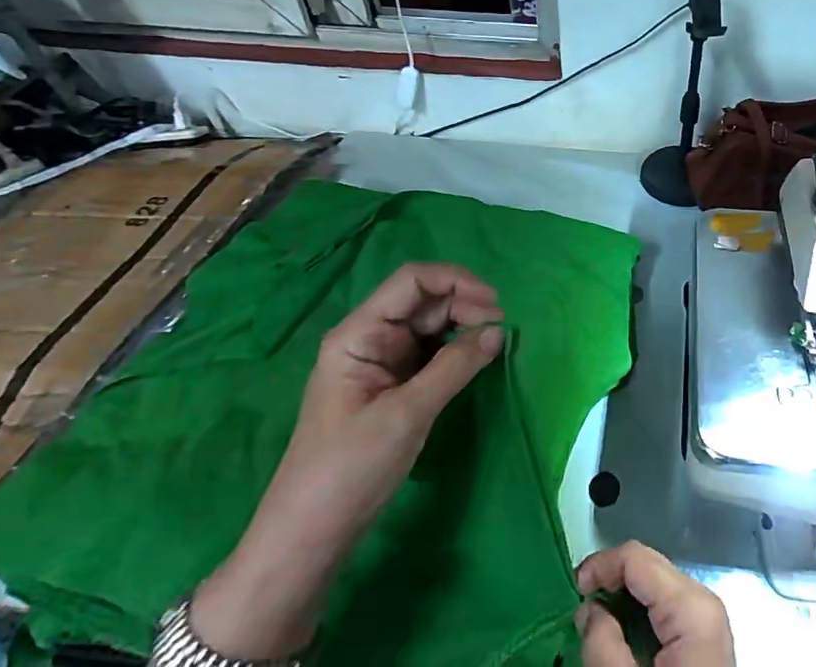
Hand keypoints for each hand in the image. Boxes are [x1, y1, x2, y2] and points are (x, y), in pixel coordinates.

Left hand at [191, 263, 503, 658]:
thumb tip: (499, 331)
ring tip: (498, 343)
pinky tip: (479, 359)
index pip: (412, 281)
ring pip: (432, 326)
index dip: (457, 281)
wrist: (310, 534)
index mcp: (359, 333)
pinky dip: (458, 351)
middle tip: (504, 331)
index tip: (495, 304)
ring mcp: (382, 362)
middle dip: (467, 305)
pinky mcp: (393, 386)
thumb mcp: (407, 415)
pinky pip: (431, 354)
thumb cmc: (350, 469)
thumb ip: (454, 367)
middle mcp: (371, 338)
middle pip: (425, 301)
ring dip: (466, 327)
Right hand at [575, 541, 733, 666]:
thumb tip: (589, 610)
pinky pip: (666, 608)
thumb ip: (603, 643)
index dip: (600, 565)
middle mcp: (703, 601)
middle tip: (579, 609)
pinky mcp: (704, 637)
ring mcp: (707, 619)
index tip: (572, 592)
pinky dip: (639, 614)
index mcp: (690, 606)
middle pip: (648, 568)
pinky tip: (620, 635)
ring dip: (622, 598)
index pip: (637, 558)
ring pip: (655, 586)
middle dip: (611, 581)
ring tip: (594, 623)